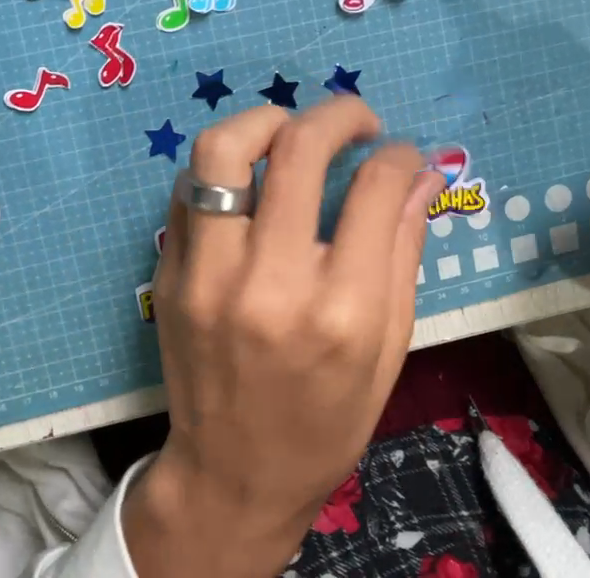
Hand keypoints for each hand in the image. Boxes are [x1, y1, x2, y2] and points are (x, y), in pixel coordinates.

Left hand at [124, 97, 442, 577]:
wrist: (234, 476)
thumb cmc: (327, 421)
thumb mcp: (388, 348)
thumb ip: (402, 250)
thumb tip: (420, 172)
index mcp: (341, 309)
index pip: (373, 188)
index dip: (397, 153)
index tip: (400, 152)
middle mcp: (270, 282)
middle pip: (298, 148)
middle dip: (339, 113)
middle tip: (357, 121)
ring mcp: (208, 275)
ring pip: (222, 150)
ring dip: (266, 121)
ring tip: (292, 134)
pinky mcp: (169, 275)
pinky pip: (187, 189)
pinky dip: (224, 168)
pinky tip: (251, 180)